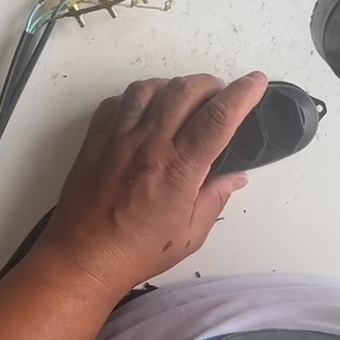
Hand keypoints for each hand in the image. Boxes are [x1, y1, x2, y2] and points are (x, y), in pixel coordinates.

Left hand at [30, 73, 267, 298]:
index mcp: (177, 170)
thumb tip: (236, 176)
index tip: (256, 82)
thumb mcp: (190, 234)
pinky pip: (116, 102)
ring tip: (183, 99)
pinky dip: (136, 98)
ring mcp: (116, 139)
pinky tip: (145, 111)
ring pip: (147, 88)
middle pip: (184, 91)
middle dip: (210, 84)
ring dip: (172, 86)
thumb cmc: (136, 251)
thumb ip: (215, 198)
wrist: (82, 258)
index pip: (217, 118)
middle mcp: (147, 145)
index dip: (242, 94)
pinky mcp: (93, 140)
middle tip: (219, 95)